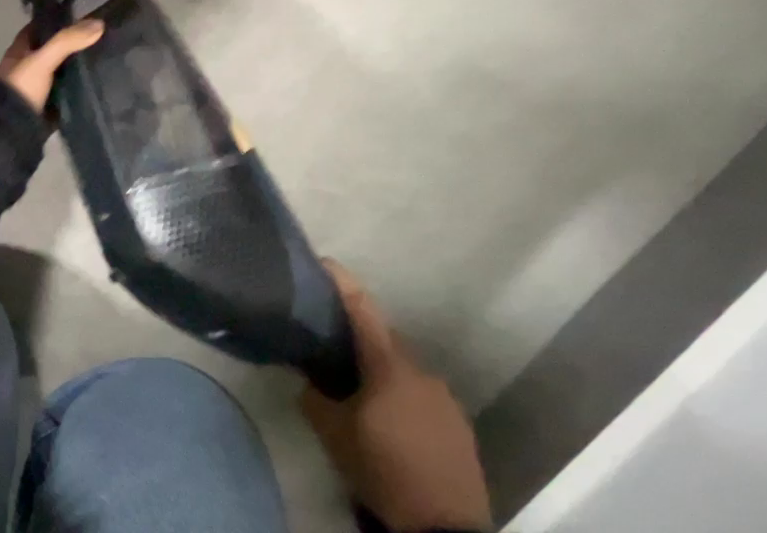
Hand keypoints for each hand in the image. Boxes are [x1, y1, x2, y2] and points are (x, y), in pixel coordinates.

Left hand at [0, 18, 104, 113]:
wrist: (13, 128)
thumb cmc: (22, 87)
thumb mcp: (42, 60)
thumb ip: (66, 41)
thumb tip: (98, 23)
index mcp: (21, 49)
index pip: (42, 27)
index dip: (60, 20)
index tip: (86, 15)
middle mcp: (30, 64)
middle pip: (56, 49)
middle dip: (76, 44)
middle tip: (107, 36)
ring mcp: (41, 85)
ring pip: (64, 69)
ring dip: (81, 65)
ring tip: (111, 55)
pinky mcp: (51, 103)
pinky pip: (70, 90)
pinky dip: (82, 86)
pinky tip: (103, 80)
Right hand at [301, 261, 492, 531]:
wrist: (443, 525)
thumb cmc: (381, 467)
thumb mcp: (331, 430)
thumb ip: (314, 395)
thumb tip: (308, 377)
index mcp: (390, 366)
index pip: (363, 311)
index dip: (343, 284)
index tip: (325, 261)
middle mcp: (423, 373)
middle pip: (383, 341)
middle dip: (356, 337)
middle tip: (326, 340)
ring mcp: (446, 400)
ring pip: (402, 370)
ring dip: (378, 370)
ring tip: (352, 386)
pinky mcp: (457, 426)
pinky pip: (419, 395)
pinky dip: (397, 395)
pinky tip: (382, 416)